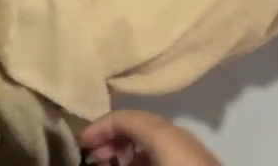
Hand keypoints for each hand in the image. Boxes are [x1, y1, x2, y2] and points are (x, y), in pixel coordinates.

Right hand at [79, 110, 222, 165]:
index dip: (97, 128)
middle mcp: (174, 129)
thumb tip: (96, 156)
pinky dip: (144, 155)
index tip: (81, 144)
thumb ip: (118, 161)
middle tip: (94, 157)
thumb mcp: (142, 165)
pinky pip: (163, 148)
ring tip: (111, 165)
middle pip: (135, 122)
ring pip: (149, 136)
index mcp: (159, 130)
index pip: (121, 117)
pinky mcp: (197, 159)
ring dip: (127, 148)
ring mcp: (188, 145)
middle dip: (111, 137)